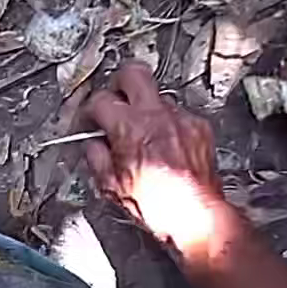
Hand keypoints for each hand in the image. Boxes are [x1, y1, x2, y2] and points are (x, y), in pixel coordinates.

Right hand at [82, 62, 228, 257]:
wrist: (194, 214)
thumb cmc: (156, 205)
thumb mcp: (110, 185)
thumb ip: (96, 157)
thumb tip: (91, 145)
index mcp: (130, 128)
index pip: (101, 100)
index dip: (89, 110)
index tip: (88, 120)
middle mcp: (157, 115)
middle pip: (133, 73)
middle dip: (117, 84)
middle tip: (113, 102)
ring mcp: (181, 118)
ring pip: (156, 95)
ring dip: (143, 109)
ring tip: (139, 133)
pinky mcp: (198, 126)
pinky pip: (176, 114)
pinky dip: (165, 124)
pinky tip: (162, 145)